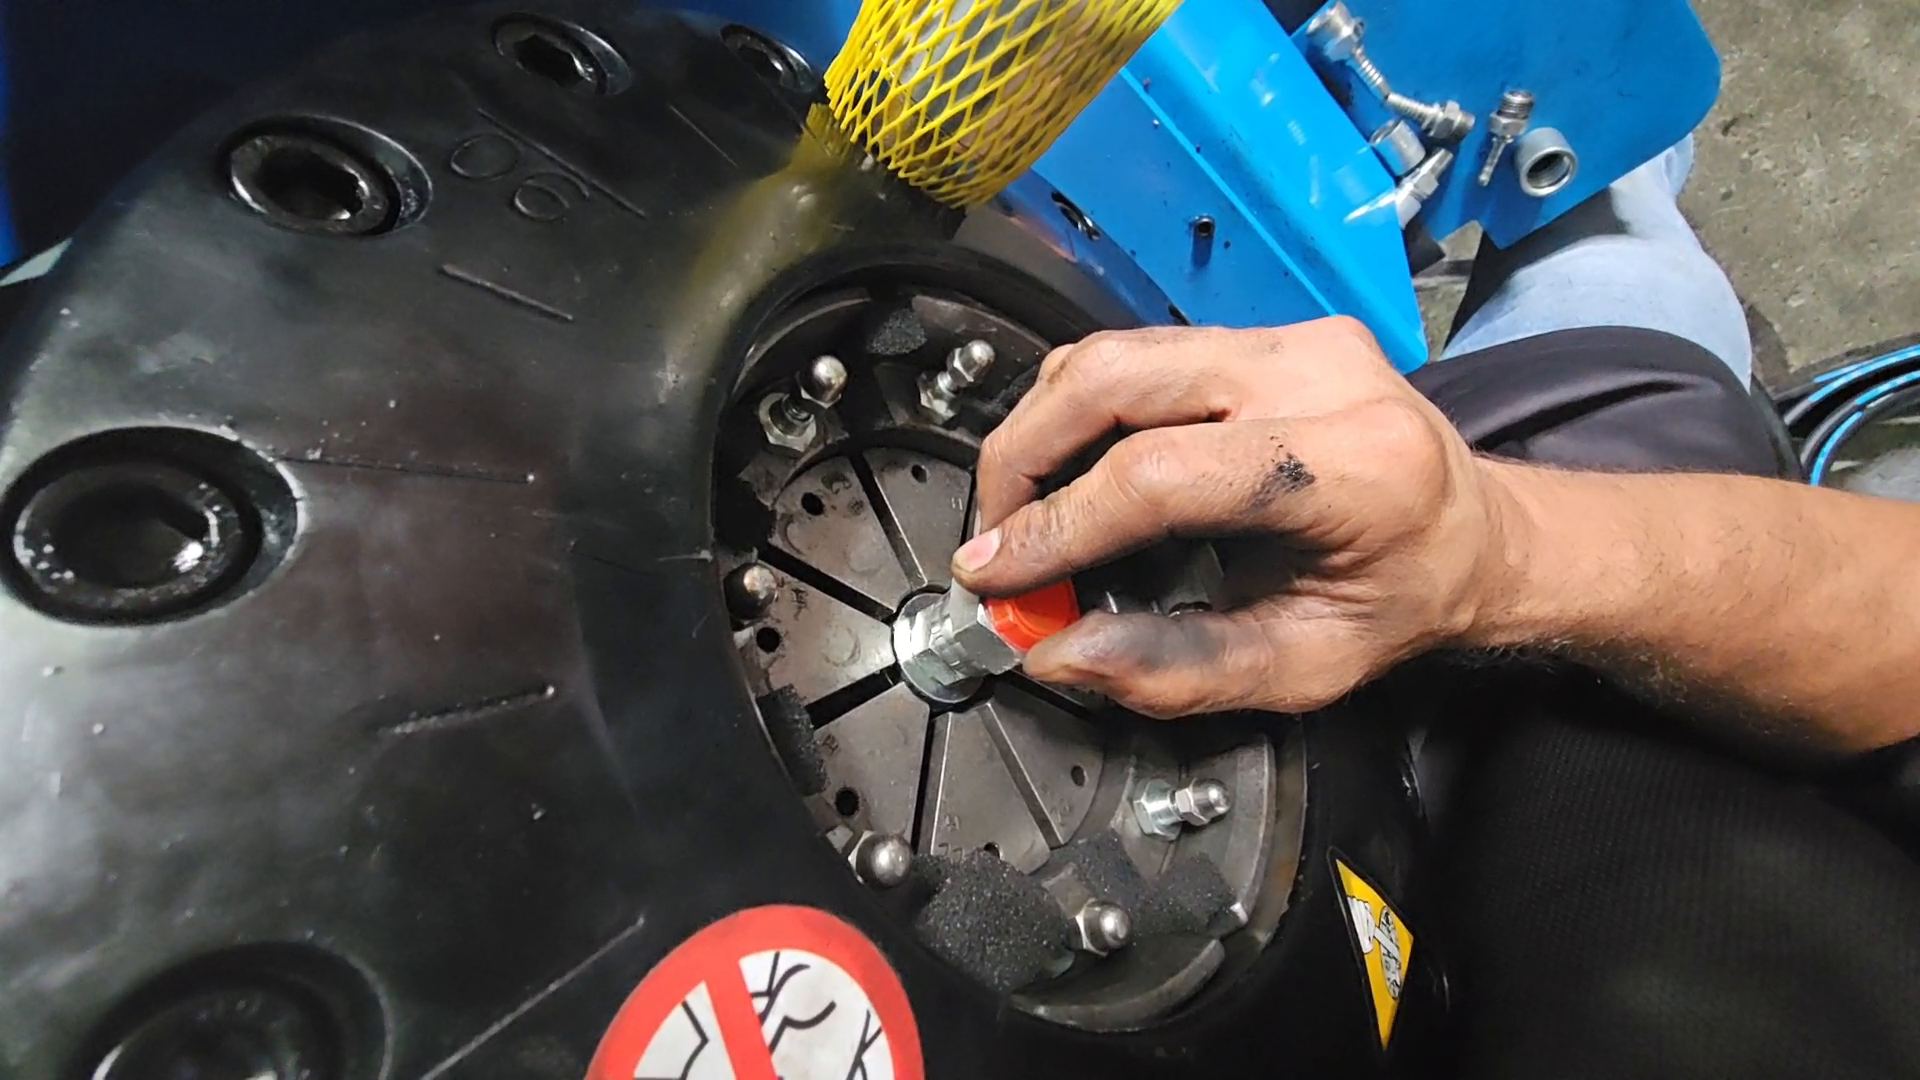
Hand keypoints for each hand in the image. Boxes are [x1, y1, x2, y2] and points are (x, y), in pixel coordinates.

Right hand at [952, 318, 1521, 717]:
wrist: (1478, 528)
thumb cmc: (1406, 599)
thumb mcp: (1305, 667)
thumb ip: (1176, 670)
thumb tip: (1057, 652)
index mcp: (1354, 464)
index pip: (1160, 473)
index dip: (1058, 526)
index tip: (994, 572)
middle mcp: (1316, 371)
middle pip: (1111, 380)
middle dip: (1021, 459)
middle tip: (991, 536)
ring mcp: (1285, 337)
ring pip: (1106, 353)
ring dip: (1036, 430)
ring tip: (1016, 507)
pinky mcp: (1255, 334)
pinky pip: (1127, 355)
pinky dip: (1070, 412)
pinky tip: (1062, 466)